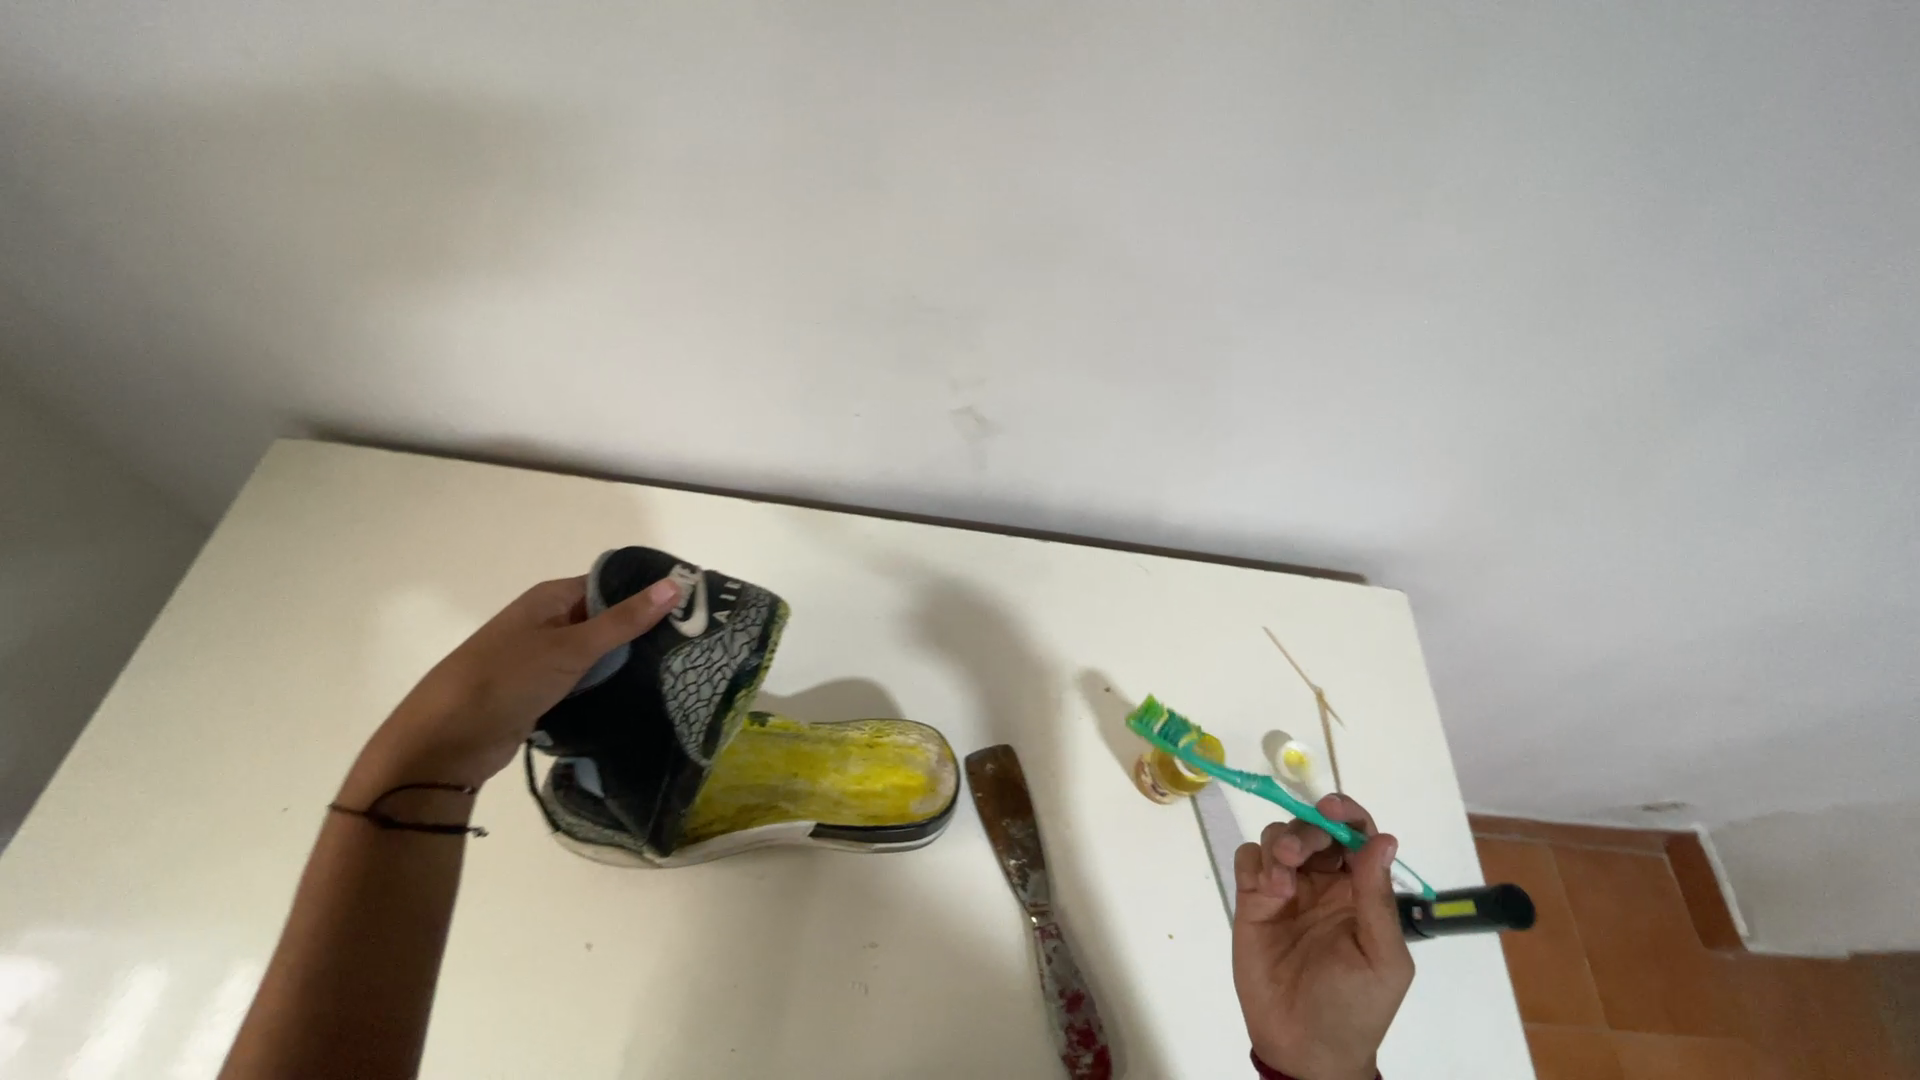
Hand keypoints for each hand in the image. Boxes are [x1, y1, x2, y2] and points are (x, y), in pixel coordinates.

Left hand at [340, 574, 679, 802]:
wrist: (445, 742)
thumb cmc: (506, 680)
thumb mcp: (571, 646)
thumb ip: (624, 619)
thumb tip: (674, 584)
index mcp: (550, 599)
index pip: (610, 584)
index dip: (648, 592)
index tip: (692, 607)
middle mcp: (547, 622)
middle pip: (606, 618)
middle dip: (643, 629)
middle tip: (693, 642)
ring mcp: (543, 658)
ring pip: (597, 653)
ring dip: (627, 660)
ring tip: (677, 668)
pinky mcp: (542, 691)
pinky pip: (585, 680)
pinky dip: (608, 684)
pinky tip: (641, 694)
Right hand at [1232, 794, 1413, 1079]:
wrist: (1304, 1045)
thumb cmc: (1355, 1006)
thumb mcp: (1383, 957)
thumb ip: (1377, 898)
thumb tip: (1384, 839)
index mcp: (1360, 892)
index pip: (1357, 836)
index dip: (1347, 815)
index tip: (1332, 807)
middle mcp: (1323, 882)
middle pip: (1313, 830)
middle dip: (1306, 829)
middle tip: (1296, 851)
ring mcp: (1285, 888)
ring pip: (1277, 836)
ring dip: (1279, 843)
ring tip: (1281, 877)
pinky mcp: (1252, 898)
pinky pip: (1248, 858)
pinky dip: (1256, 862)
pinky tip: (1266, 889)